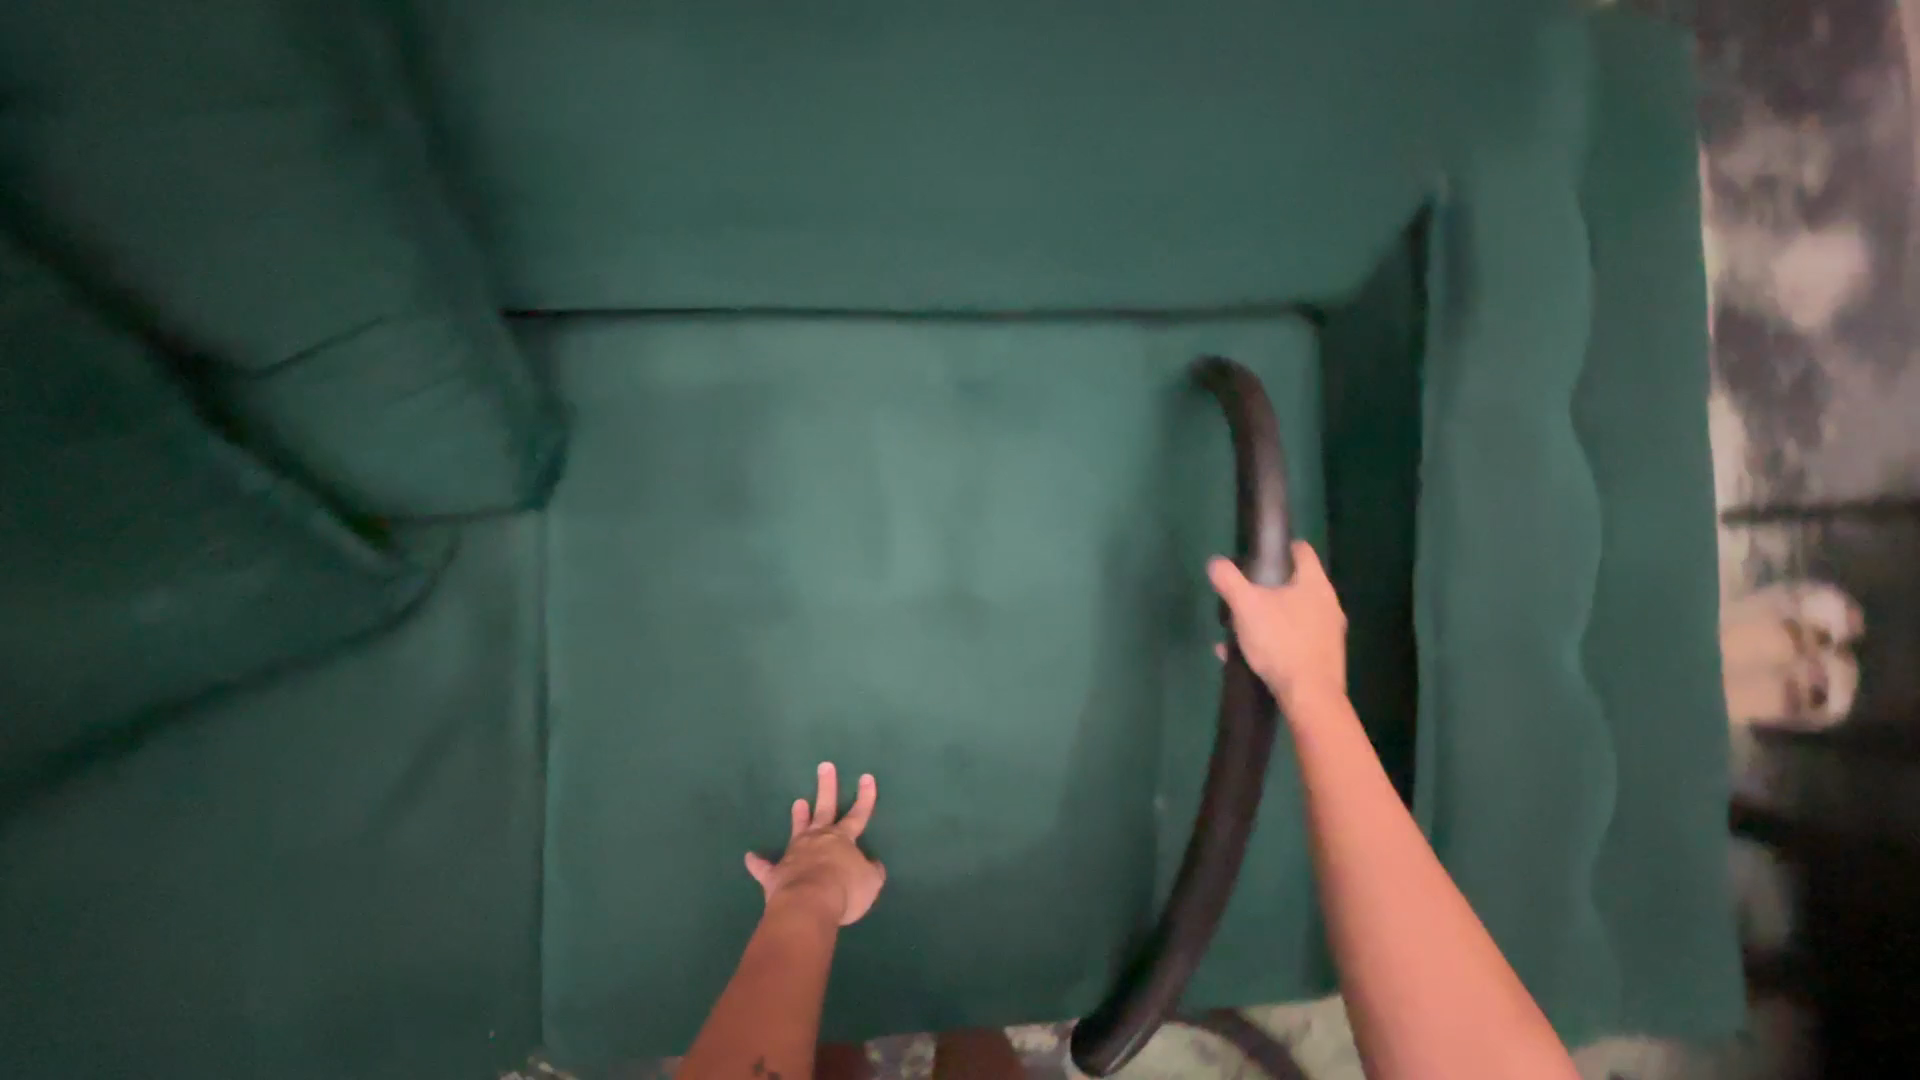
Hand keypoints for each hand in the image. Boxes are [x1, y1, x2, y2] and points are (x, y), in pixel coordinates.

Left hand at [744, 762, 886, 926]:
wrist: (809, 904)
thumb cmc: (845, 890)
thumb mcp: (871, 882)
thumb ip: (872, 870)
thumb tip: (872, 864)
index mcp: (842, 839)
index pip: (858, 814)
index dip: (865, 797)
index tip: (866, 777)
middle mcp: (817, 840)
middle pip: (824, 809)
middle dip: (826, 787)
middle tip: (824, 766)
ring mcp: (795, 855)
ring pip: (797, 830)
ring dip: (798, 817)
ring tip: (797, 802)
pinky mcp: (775, 874)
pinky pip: (764, 867)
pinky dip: (758, 863)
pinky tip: (749, 857)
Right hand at [1209, 540, 1347, 712]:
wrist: (1310, 695)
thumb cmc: (1280, 641)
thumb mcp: (1246, 606)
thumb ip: (1229, 581)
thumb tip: (1215, 563)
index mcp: (1314, 584)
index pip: (1301, 550)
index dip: (1280, 548)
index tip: (1258, 555)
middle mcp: (1328, 604)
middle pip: (1295, 584)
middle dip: (1267, 588)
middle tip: (1243, 595)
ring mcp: (1329, 632)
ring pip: (1293, 614)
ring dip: (1268, 617)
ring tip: (1240, 630)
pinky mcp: (1324, 656)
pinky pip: (1294, 640)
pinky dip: (1274, 641)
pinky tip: (1248, 656)